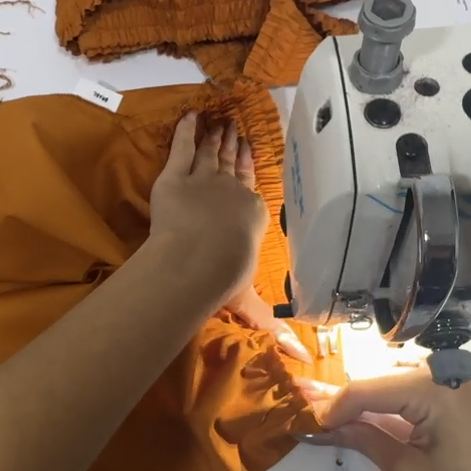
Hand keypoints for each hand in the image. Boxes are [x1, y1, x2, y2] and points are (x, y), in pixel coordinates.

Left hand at [147, 113, 267, 311]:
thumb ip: (265, 319)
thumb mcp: (248, 300)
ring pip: (210, 154)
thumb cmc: (225, 279)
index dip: (249, 171)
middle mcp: (232, 192)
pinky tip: (187, 118)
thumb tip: (295, 352)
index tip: (250, 155)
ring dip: (215, 137)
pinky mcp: (175, 176)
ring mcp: (203, 180)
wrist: (198, 261)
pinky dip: (185, 132)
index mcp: (252, 215)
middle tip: (235, 130)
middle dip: (234, 147)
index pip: (251, 189)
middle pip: (232, 165)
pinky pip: (182, 148)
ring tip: (218, 122)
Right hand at [318, 371, 470, 470]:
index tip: (311, 424)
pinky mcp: (463, 395)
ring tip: (337, 419)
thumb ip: (365, 439)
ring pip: (397, 381)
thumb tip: (326, 426)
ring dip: (369, 399)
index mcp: (437, 390)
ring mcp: (460, 382)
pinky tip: (369, 417)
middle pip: (383, 380)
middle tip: (317, 419)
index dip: (336, 407)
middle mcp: (449, 375)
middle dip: (350, 401)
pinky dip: (393, 403)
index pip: (371, 390)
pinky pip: (417, 389)